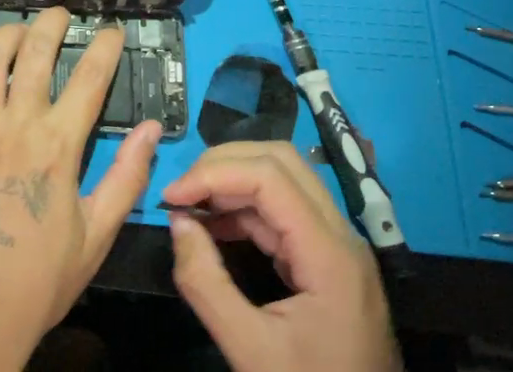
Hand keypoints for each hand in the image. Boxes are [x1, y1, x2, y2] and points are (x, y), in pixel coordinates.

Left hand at [0, 7, 162, 370]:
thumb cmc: (41, 277)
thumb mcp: (98, 234)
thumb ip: (127, 176)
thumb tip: (152, 129)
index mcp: (59, 148)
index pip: (88, 82)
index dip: (104, 49)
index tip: (112, 31)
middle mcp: (16, 127)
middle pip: (33, 56)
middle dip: (50, 26)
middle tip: (61, 14)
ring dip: (5, 36)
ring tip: (20, 28)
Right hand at [164, 142, 400, 371]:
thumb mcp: (250, 350)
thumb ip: (206, 283)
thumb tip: (178, 223)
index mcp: (331, 255)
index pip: (269, 177)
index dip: (214, 174)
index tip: (171, 199)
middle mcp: (342, 237)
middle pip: (282, 162)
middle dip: (223, 165)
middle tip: (182, 193)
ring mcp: (339, 247)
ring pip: (284, 179)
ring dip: (232, 182)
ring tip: (190, 207)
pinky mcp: (329, 261)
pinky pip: (285, 210)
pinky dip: (244, 207)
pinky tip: (213, 226)